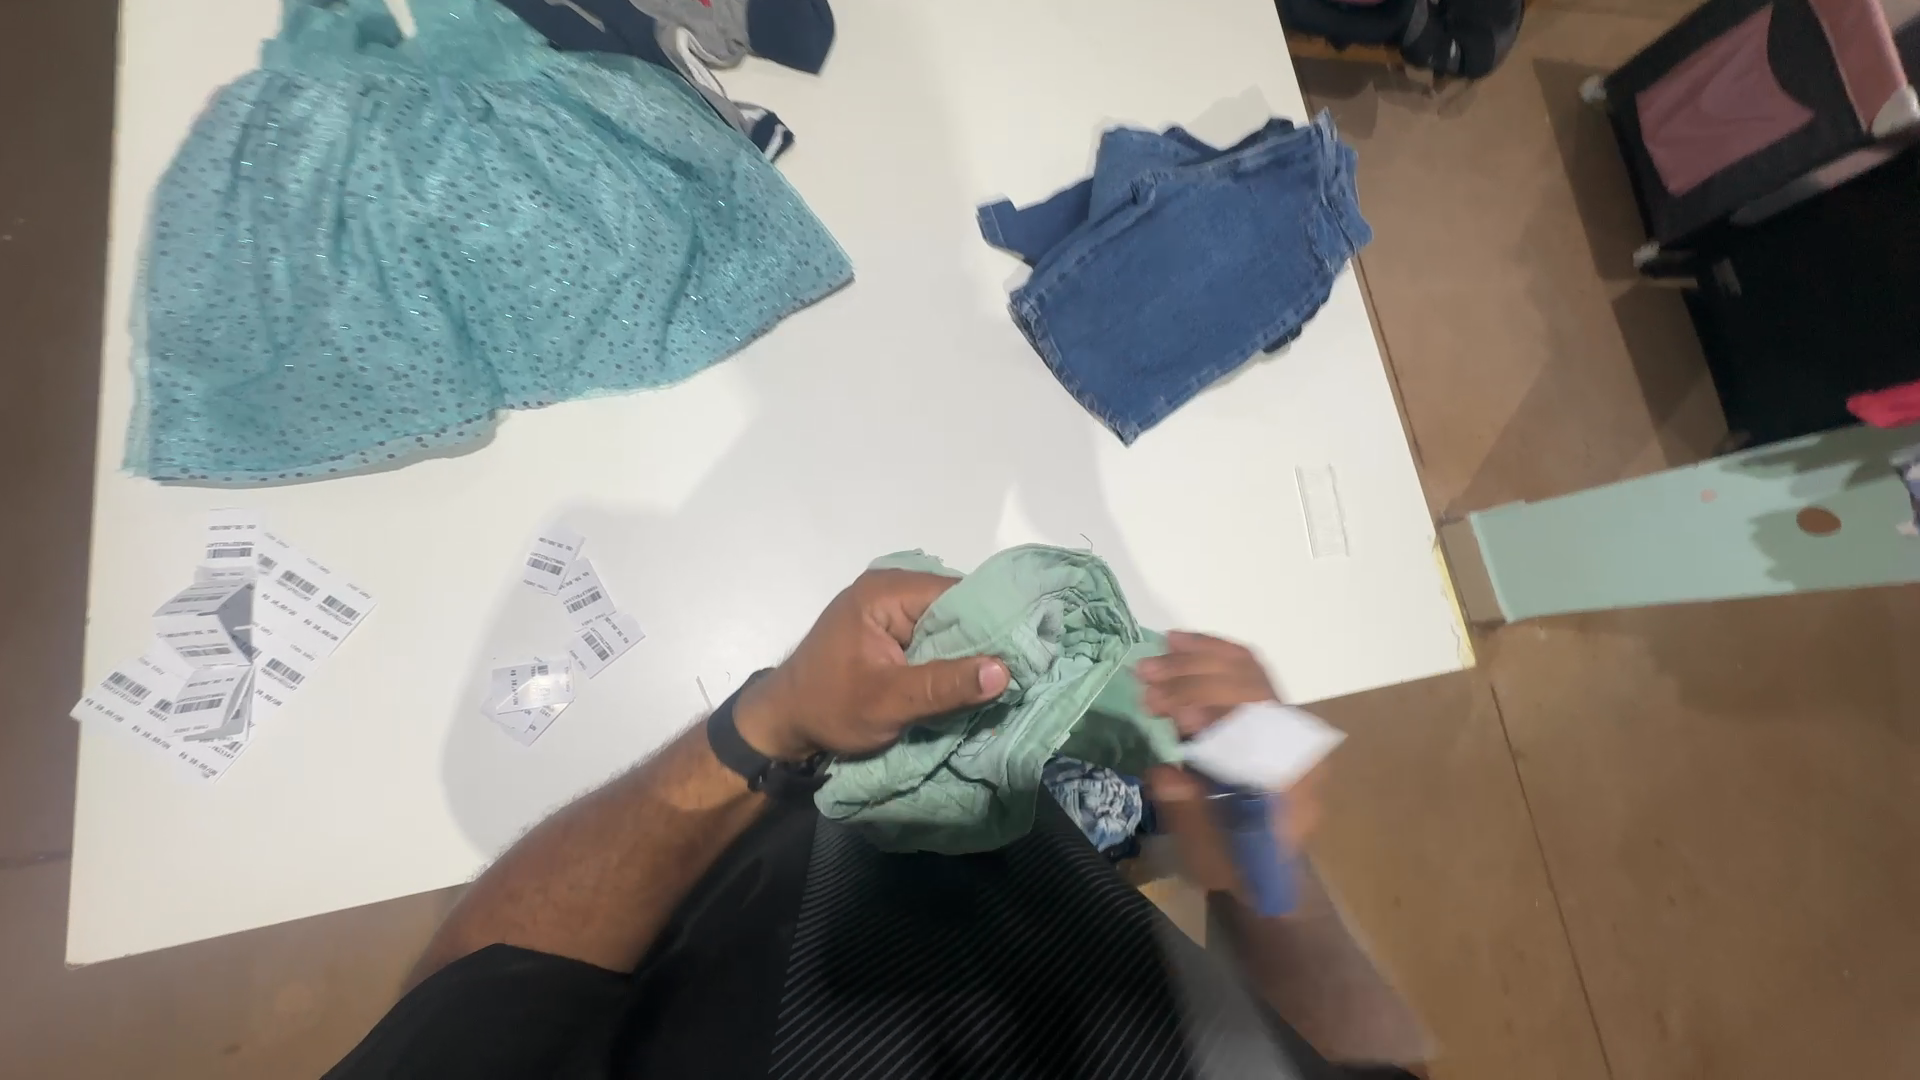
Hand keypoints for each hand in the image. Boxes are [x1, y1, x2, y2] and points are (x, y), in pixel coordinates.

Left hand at [732, 569, 1010, 760]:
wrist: (784, 723)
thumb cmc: (830, 708)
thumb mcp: (889, 702)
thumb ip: (944, 685)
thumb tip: (1004, 670)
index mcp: (886, 593)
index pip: (958, 595)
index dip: (995, 622)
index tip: (1030, 649)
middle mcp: (891, 588)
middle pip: (956, 606)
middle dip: (986, 637)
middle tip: (1026, 666)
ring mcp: (890, 607)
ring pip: (948, 623)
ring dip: (971, 649)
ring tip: (1008, 673)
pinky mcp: (891, 628)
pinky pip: (934, 635)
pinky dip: (952, 655)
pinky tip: (975, 675)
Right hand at [1136, 632, 1321, 899]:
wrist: (1264, 874)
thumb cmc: (1235, 865)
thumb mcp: (1206, 850)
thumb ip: (1189, 808)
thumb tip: (1167, 764)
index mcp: (1289, 774)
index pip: (1254, 715)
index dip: (1204, 702)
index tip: (1160, 710)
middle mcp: (1295, 740)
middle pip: (1248, 682)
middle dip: (1191, 673)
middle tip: (1143, 676)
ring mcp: (1285, 724)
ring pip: (1247, 667)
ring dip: (1195, 657)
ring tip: (1151, 661)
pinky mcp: (1269, 716)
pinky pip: (1246, 669)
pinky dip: (1210, 653)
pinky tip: (1178, 645)